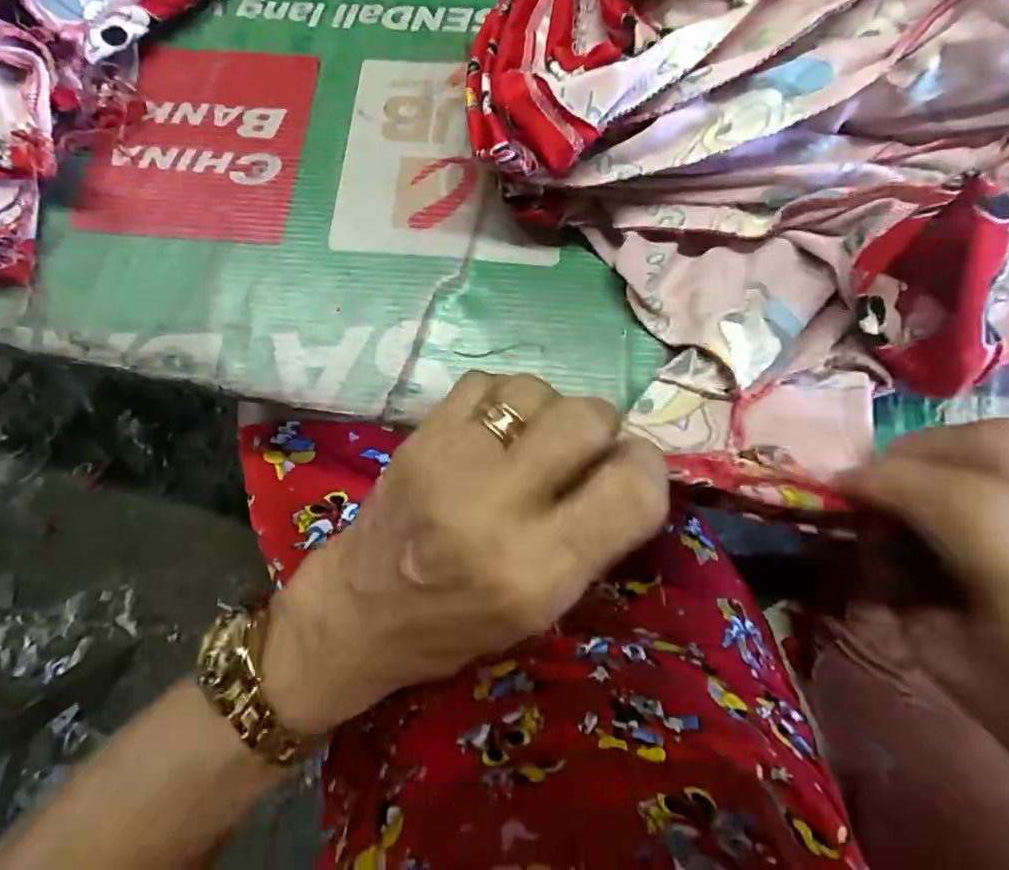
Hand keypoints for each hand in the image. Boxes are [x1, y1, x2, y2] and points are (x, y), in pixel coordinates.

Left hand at [258, 372, 668, 735]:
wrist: (361, 608)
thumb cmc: (456, 626)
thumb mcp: (541, 608)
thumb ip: (590, 536)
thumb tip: (629, 463)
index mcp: (537, 572)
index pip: (632, 491)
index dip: (646, 469)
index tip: (632, 468)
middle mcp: (496, 509)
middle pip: (585, 418)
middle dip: (601, 427)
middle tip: (584, 449)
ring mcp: (451, 462)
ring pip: (534, 388)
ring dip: (548, 407)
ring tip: (533, 436)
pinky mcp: (419, 435)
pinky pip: (484, 382)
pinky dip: (501, 398)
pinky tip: (494, 428)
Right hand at [843, 421, 1008, 863]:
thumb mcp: (940, 658)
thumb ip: (898, 576)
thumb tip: (866, 515)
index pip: (969, 502)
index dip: (891, 477)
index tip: (841, 483)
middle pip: (1006, 448)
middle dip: (921, 446)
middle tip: (883, 471)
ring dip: (960, 461)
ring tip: (934, 492)